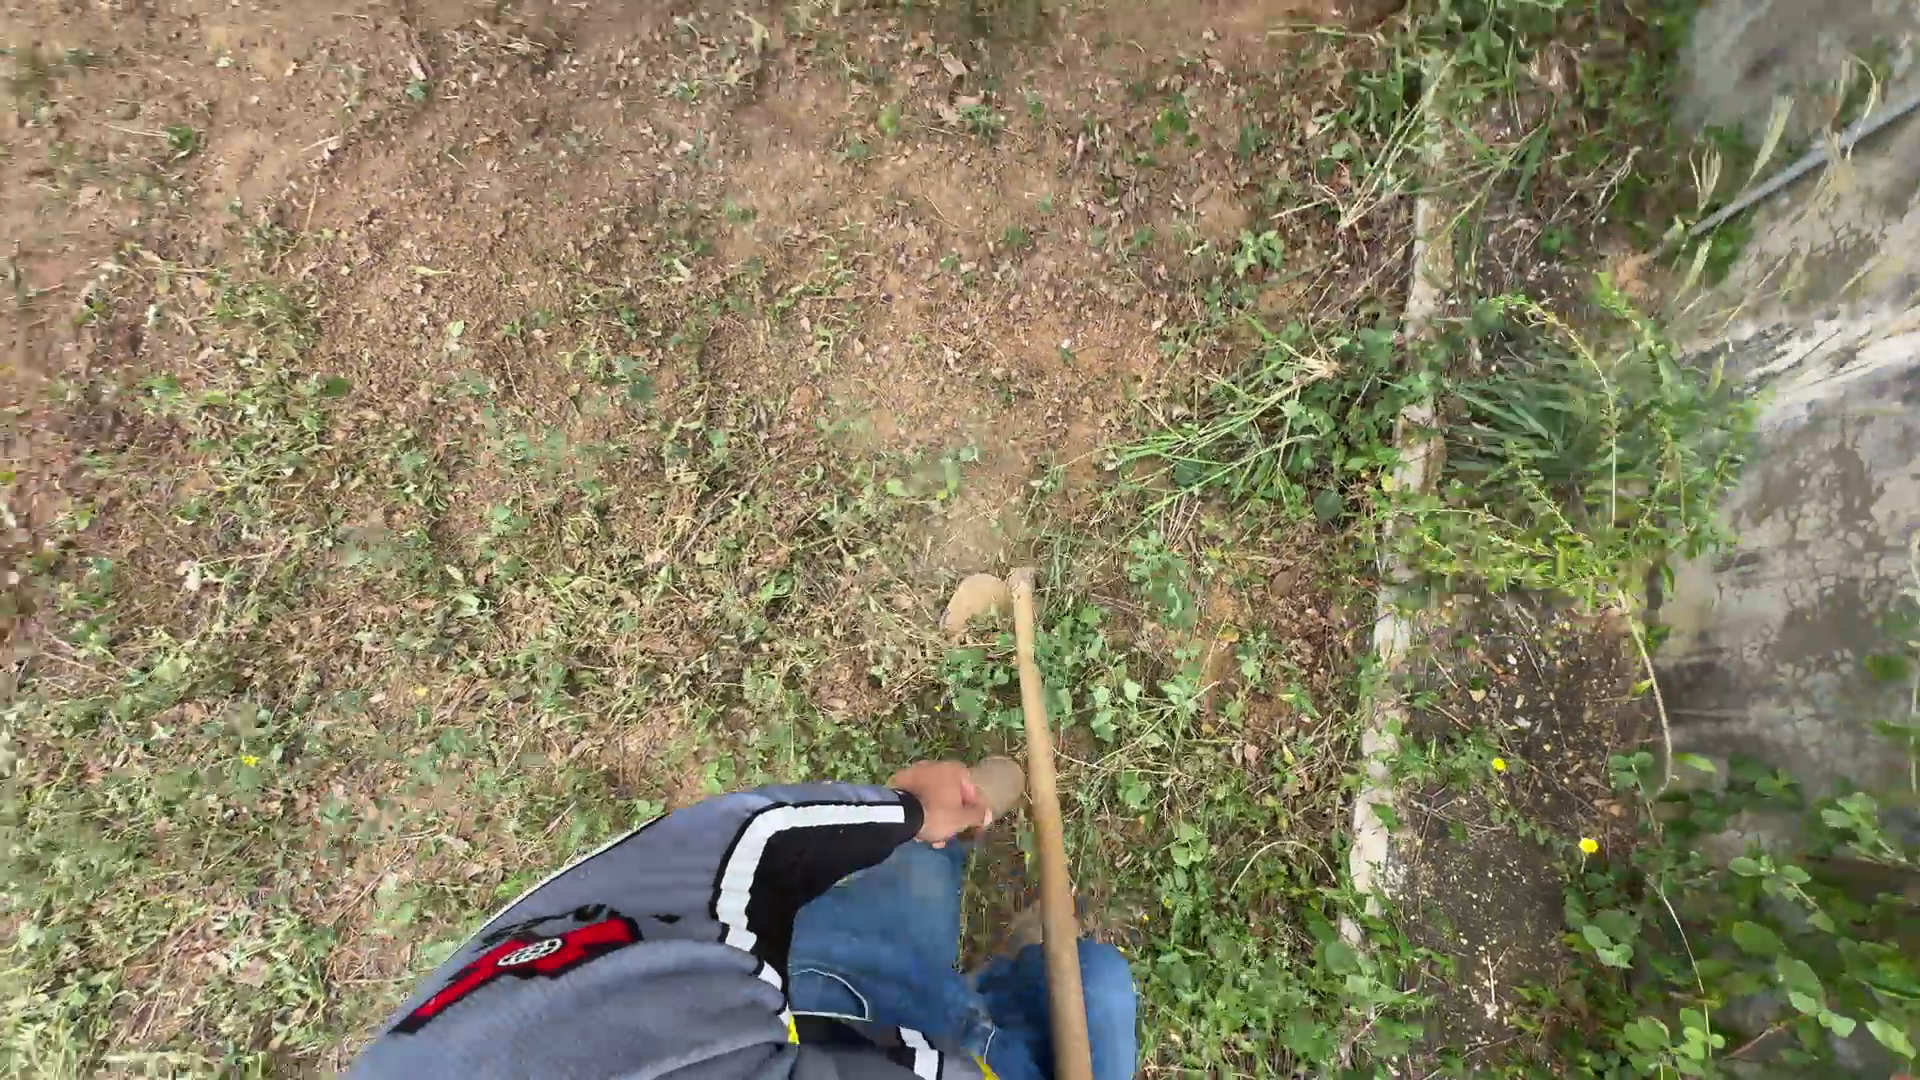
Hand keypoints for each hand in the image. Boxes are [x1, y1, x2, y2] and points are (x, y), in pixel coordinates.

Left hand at [888, 760, 991, 847]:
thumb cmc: (937, 814)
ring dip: (936, 814)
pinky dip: (920, 809)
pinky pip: (917, 796)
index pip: (970, 787)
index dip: (972, 807)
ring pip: (932, 795)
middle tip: (950, 833)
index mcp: (953, 770)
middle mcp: (935, 765)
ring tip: (932, 837)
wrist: (900, 813)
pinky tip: (918, 827)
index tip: (971, 823)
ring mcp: (916, 771)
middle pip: (949, 792)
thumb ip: (977, 815)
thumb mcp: (961, 819)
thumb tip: (988, 814)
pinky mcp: (900, 781)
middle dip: (951, 814)